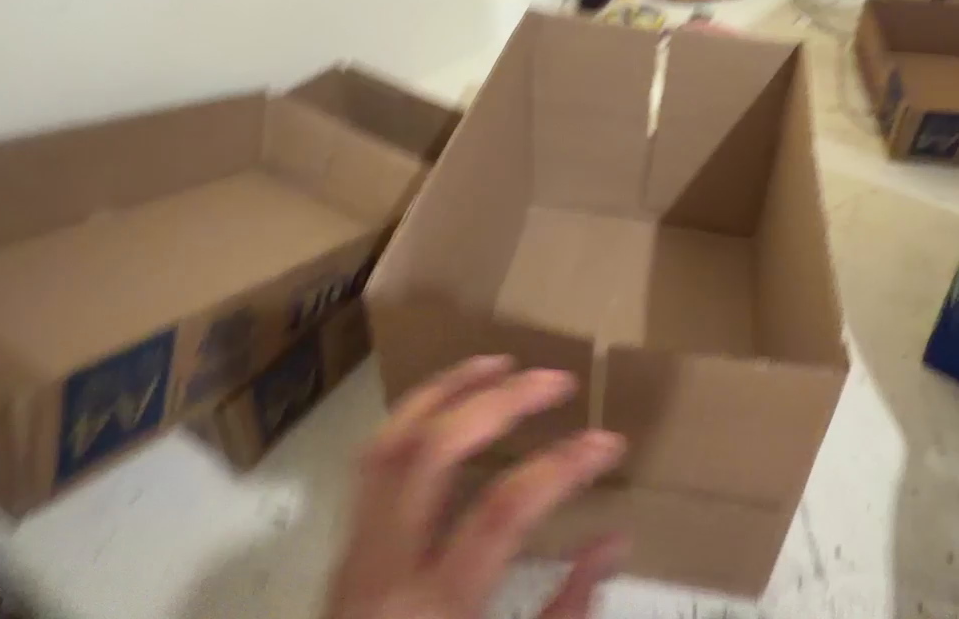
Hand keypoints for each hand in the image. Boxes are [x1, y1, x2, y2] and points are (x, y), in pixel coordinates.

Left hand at [322, 356, 628, 618]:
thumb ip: (565, 611)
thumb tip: (614, 540)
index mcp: (436, 610)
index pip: (502, 511)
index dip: (561, 466)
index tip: (607, 442)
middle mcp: (386, 570)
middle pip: (434, 453)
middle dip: (500, 402)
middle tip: (555, 380)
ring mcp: (355, 555)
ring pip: (389, 442)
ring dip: (447, 392)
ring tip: (500, 363)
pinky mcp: (344, 551)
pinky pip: (372, 463)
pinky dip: (412, 418)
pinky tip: (449, 402)